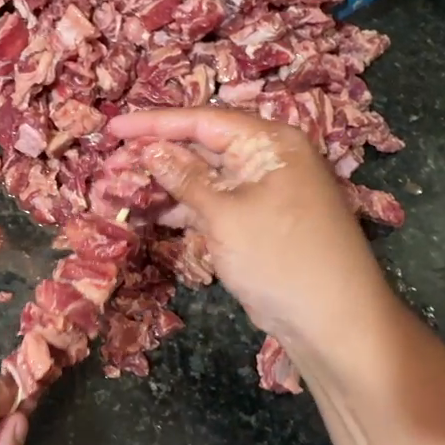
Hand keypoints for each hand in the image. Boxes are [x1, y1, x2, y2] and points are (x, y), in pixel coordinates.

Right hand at [108, 107, 396, 346]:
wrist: (335, 323)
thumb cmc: (282, 259)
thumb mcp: (225, 215)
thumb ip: (184, 178)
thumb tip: (149, 149)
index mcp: (270, 143)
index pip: (202, 121)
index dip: (153, 123)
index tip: (112, 127)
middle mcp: (267, 159)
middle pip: (201, 146)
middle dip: (154, 155)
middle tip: (109, 163)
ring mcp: (262, 192)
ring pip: (202, 177)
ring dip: (162, 184)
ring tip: (118, 188)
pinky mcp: (255, 222)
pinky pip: (211, 203)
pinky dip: (181, 208)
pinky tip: (148, 213)